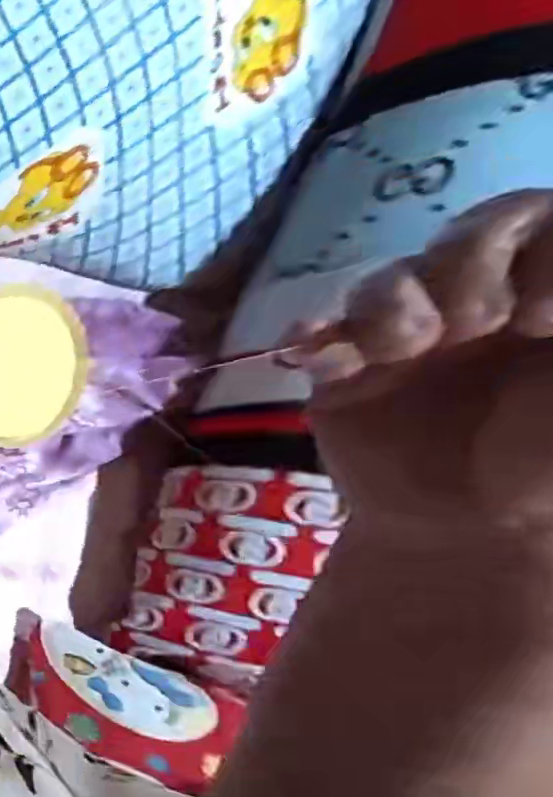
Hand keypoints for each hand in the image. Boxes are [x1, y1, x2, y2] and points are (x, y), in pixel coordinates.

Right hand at [298, 190, 552, 540]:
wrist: (475, 522)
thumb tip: (533, 298)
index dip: (546, 250)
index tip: (547, 321)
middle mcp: (492, 297)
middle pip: (472, 228)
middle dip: (469, 269)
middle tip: (480, 328)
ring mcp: (408, 335)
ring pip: (387, 278)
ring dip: (391, 309)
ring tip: (404, 354)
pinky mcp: (339, 373)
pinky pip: (311, 333)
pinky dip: (312, 338)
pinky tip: (320, 360)